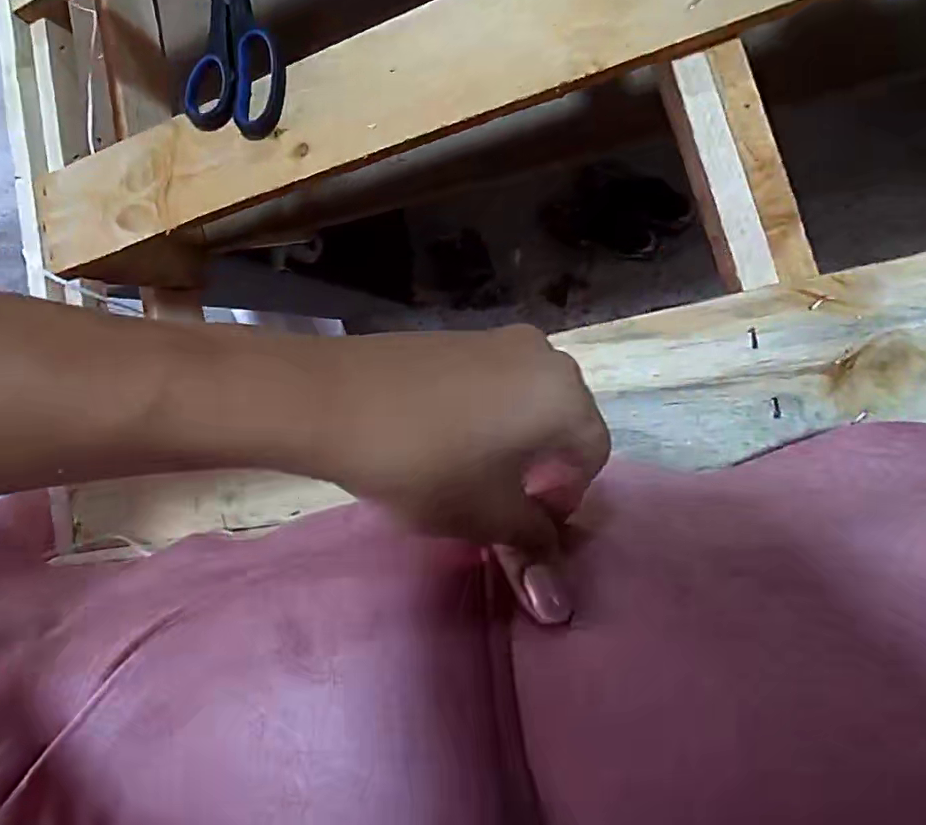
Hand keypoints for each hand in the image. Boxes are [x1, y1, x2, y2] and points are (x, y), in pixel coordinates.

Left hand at [287, 325, 609, 623]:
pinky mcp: (455, 335)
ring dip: (512, 439)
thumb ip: (532, 544)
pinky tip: (442, 434)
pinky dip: (483, 411)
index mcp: (563, 393)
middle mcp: (540, 354)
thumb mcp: (486, 515)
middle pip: (561, 422)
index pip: (592, 455)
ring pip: (524, 400)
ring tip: (467, 468)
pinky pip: (490, 381)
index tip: (527, 523)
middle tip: (500, 498)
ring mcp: (494, 337)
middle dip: (541, 467)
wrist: (333, 398)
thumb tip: (556, 589)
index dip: (565, 498)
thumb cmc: (426, 462)